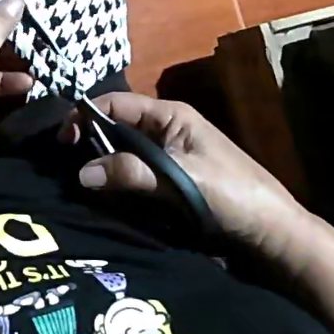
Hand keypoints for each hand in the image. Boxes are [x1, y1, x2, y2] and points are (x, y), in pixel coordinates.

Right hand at [68, 93, 312, 261]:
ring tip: (80, 188)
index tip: (63, 141)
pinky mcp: (170, 181)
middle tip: (65, 169)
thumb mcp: (180, 178)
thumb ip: (132, 172)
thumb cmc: (232, 194)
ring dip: (104, 168)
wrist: (270, 230)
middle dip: (91, 144)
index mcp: (171, 116)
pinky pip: (135, 176)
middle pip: (117, 128)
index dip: (87, 115)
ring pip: (124, 155)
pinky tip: (105, 199)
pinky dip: (119, 185)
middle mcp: (167, 130)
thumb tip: (82, 172)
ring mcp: (169, 157)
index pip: (117, 104)